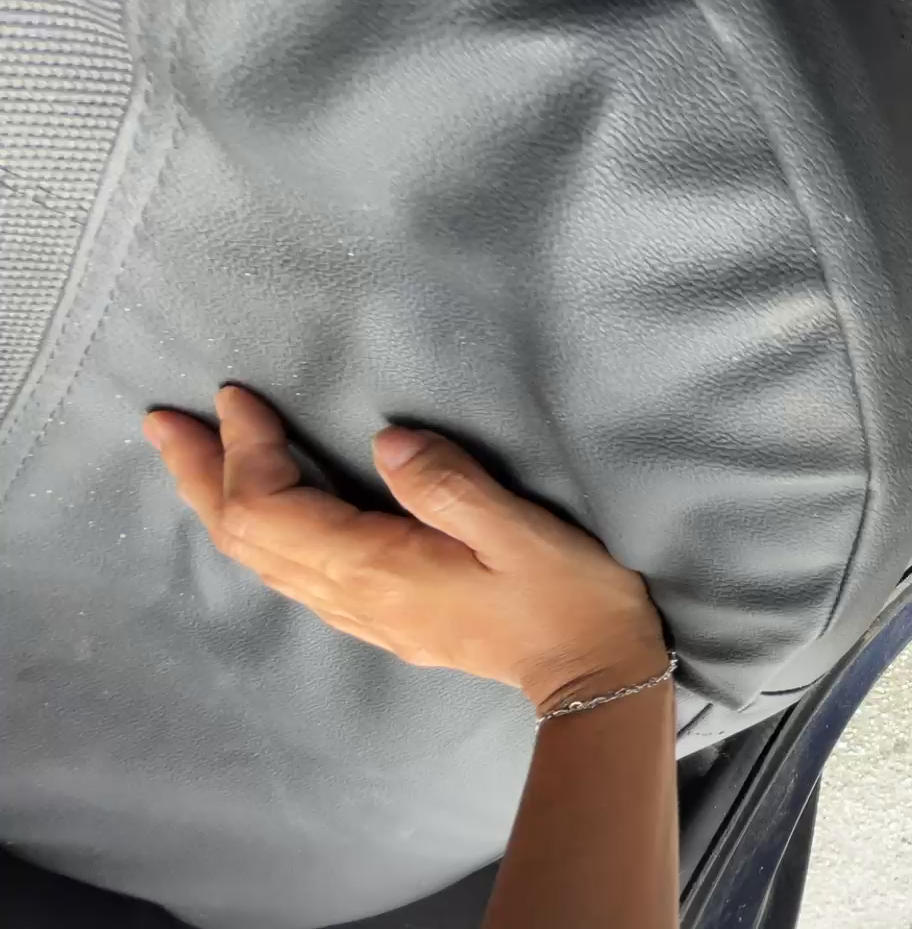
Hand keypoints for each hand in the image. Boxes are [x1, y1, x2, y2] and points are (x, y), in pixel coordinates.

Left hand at [145, 386, 668, 711]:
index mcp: (380, 568)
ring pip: (263, 560)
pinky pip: (294, 576)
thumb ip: (450, 486)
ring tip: (200, 461)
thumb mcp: (520, 531)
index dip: (248, 449)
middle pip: (247, 536)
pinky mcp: (387, 621)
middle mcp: (353, 597)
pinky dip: (261, 536)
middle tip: (166, 421)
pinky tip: (269, 522)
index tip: (239, 397)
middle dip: (201, 475)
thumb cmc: (566, 594)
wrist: (589, 668)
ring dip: (221, 505)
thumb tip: (387, 441)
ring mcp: (366, 616)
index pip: (276, 505)